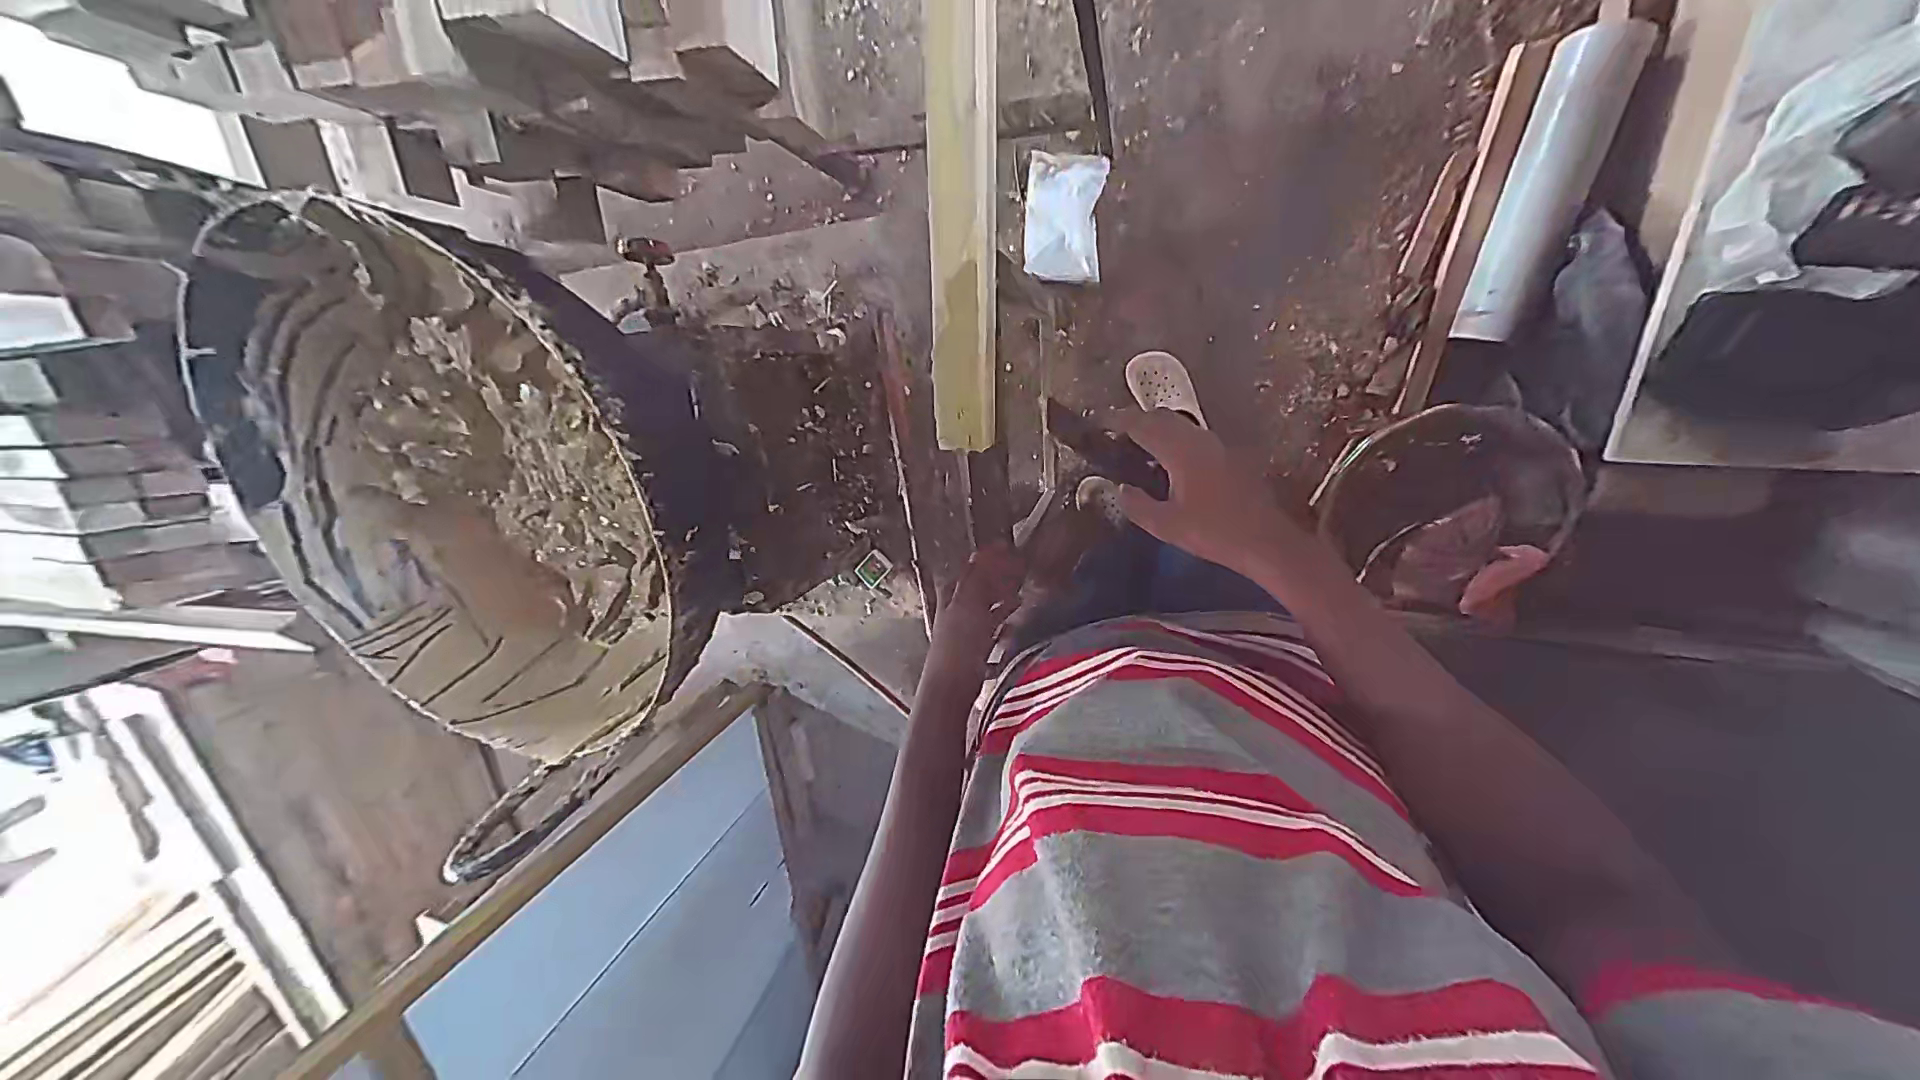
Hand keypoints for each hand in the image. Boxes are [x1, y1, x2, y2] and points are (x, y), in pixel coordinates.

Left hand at [930, 544, 1025, 658]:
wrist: (950, 692)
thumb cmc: (959, 647)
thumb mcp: (969, 608)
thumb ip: (977, 582)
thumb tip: (983, 553)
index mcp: (951, 600)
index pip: (967, 572)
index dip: (985, 559)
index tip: (1006, 548)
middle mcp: (953, 614)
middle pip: (975, 590)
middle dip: (994, 579)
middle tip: (1017, 570)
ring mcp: (962, 636)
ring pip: (983, 611)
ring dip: (1000, 601)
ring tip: (1020, 595)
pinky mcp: (972, 656)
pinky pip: (989, 634)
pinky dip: (1001, 625)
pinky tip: (1013, 627)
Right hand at [1109, 409, 1306, 578]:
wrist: (1265, 541)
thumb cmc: (1213, 532)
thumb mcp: (1165, 525)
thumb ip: (1138, 505)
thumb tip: (1122, 489)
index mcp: (1180, 451)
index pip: (1143, 425)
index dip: (1120, 420)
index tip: (1102, 422)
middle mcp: (1200, 440)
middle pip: (1163, 417)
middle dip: (1138, 420)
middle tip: (1118, 433)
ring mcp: (1218, 446)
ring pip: (1182, 425)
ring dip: (1158, 430)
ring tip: (1140, 448)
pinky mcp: (1230, 457)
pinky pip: (1194, 438)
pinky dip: (1175, 441)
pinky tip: (1170, 464)